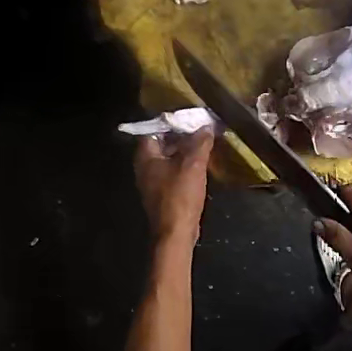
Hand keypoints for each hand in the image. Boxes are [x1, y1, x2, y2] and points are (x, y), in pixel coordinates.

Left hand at [133, 129, 213, 245]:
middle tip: (200, 129)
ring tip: (204, 143)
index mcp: (145, 156)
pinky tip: (201, 164)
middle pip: (162, 144)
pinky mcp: (163, 193)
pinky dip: (185, 166)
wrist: (176, 233)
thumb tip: (206, 126)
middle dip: (181, 136)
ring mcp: (153, 182)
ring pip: (169, 159)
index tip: (189, 117)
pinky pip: (174, 172)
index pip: (154, 129)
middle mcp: (145, 167)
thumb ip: (200, 142)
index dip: (171, 122)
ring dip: (185, 151)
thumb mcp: (193, 164)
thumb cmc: (179, 195)